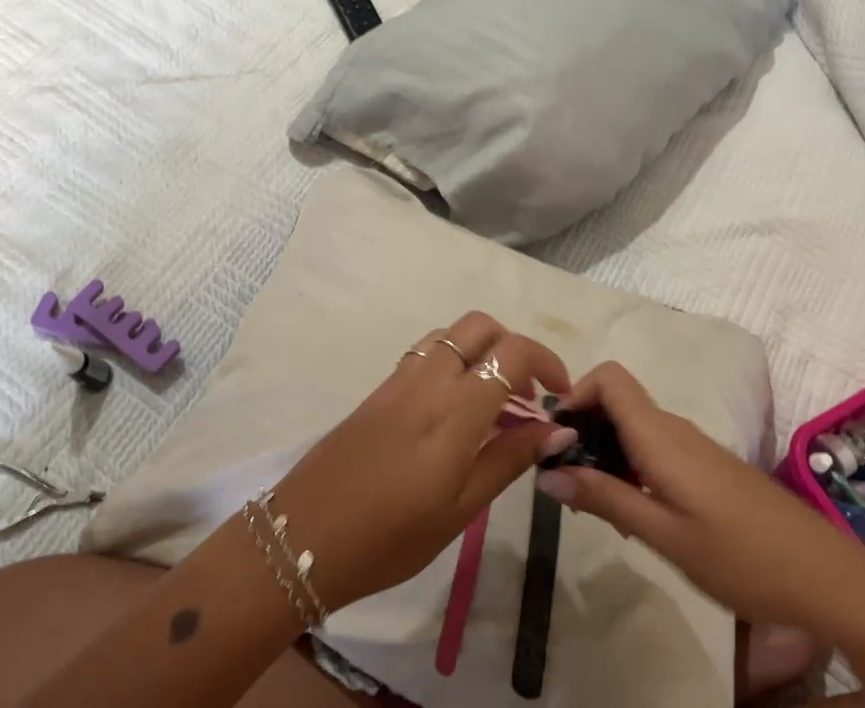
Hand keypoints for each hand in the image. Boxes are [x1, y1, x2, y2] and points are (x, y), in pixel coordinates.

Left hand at [268, 312, 575, 611]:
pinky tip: (456, 411)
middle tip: (528, 397)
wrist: (305, 536)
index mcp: (455, 409)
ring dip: (482, 352)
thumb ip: (509, 459)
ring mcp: (398, 380)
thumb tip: (557, 429)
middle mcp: (427, 379)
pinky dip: (453, 363)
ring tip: (496, 405)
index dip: (547, 363)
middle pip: (480, 326)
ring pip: (450, 335)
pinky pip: (425, 354)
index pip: (512, 352)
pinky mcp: (378, 391)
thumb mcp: (460, 509)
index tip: (560, 398)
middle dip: (514, 347)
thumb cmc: (390, 537)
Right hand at [534, 362, 864, 630]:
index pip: (610, 378)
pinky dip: (633, 469)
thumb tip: (547, 474)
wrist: (828, 580)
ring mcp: (697, 448)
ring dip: (607, 456)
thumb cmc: (742, 559)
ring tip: (601, 509)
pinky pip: (657, 449)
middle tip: (570, 487)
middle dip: (584, 434)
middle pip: (617, 403)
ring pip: (635, 429)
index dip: (576, 394)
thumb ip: (605, 500)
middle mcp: (677, 430)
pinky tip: (640, 516)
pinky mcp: (710, 467)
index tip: (558, 439)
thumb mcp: (665, 536)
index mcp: (662, 438)